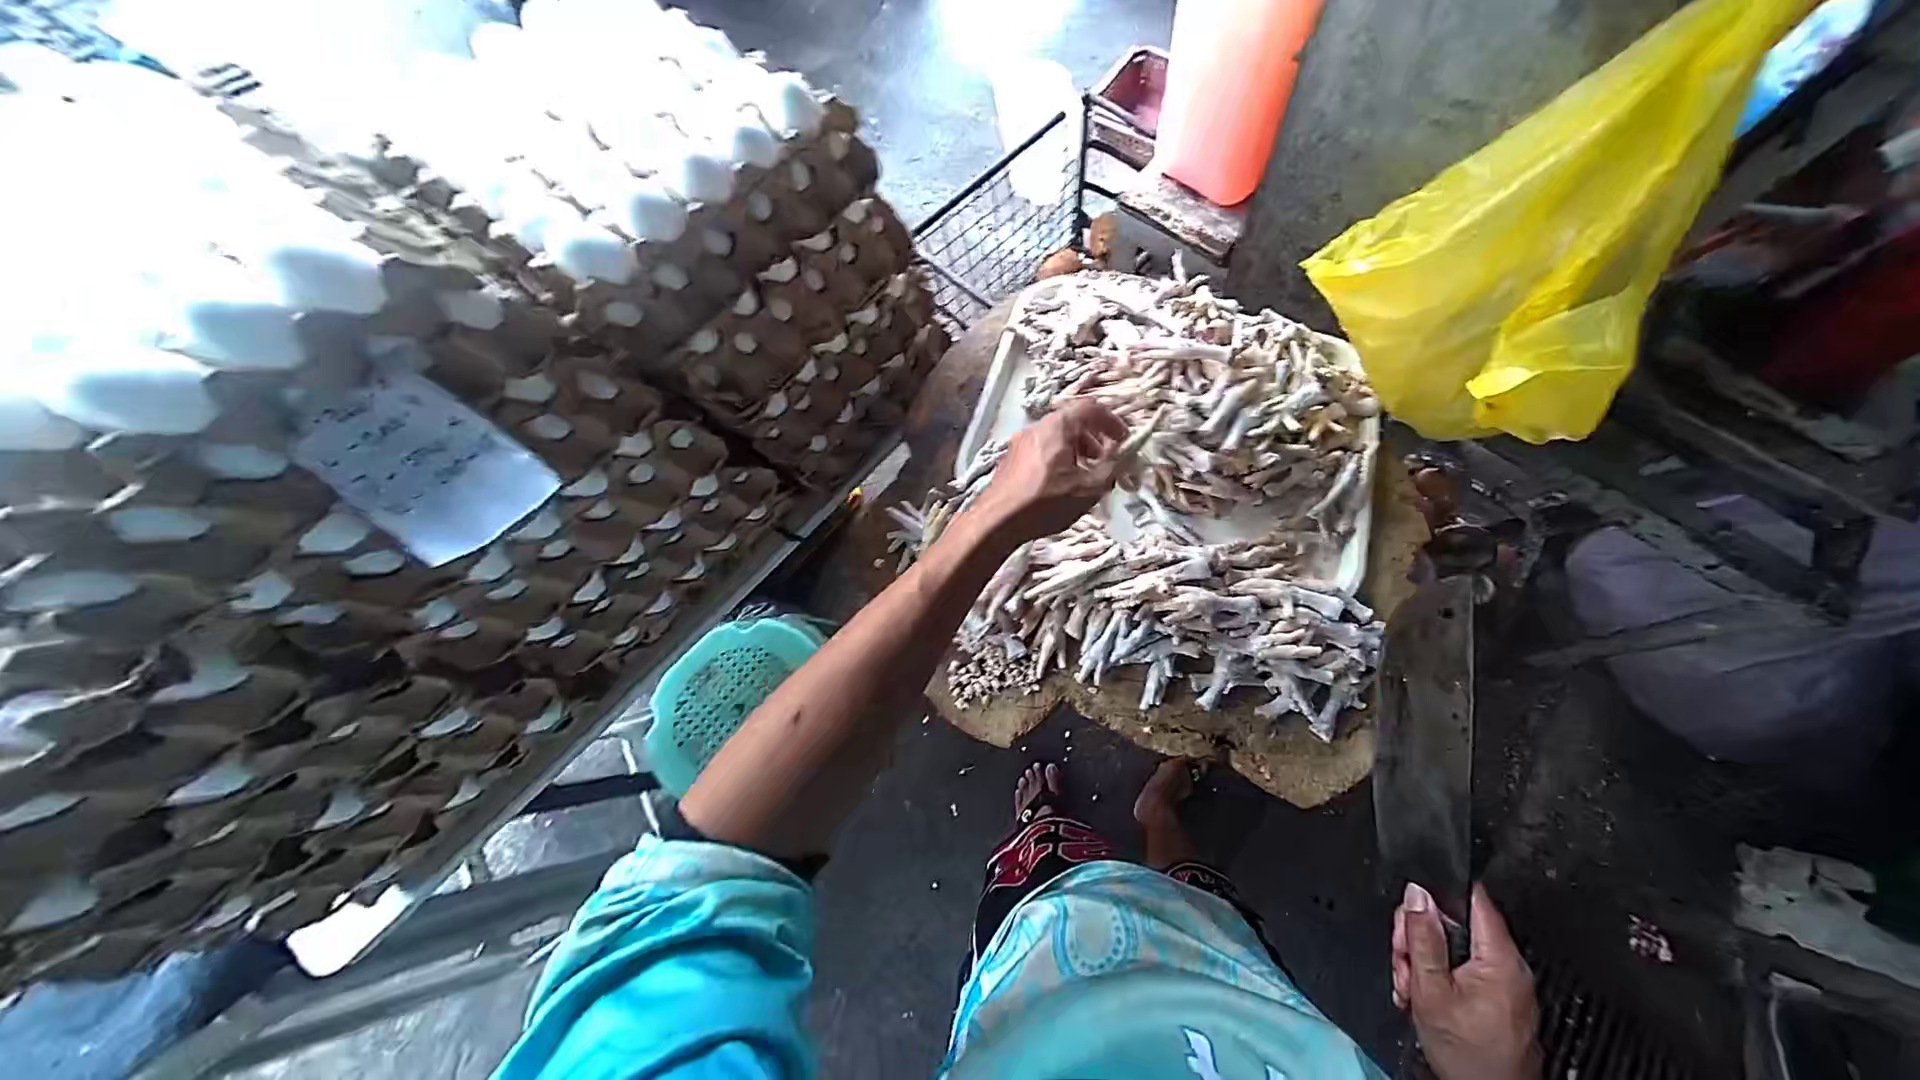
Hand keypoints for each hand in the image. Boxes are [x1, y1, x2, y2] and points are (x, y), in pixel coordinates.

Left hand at [970, 399, 1126, 541]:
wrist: (996, 520)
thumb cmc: (1045, 501)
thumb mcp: (1088, 489)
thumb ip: (1112, 469)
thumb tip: (1123, 458)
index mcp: (1057, 426)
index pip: (1091, 408)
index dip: (1112, 422)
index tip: (1123, 441)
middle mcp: (1036, 427)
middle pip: (1072, 422)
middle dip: (1094, 438)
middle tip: (1104, 460)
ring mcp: (1020, 443)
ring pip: (1055, 437)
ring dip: (1076, 450)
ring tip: (1084, 475)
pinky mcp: (1010, 460)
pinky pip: (1041, 450)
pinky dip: (1057, 459)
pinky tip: (1060, 484)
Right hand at [1392, 882, 1540, 1079]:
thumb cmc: (1466, 1055)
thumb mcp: (1430, 989)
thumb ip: (1422, 937)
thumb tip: (1417, 894)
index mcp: (1500, 961)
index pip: (1474, 900)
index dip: (1437, 895)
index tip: (1413, 906)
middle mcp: (1510, 969)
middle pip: (1456, 925)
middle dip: (1419, 936)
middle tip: (1404, 960)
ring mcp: (1507, 985)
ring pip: (1454, 948)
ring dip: (1423, 960)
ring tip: (1412, 986)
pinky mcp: (1499, 999)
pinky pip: (1463, 969)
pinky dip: (1438, 976)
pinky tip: (1423, 995)